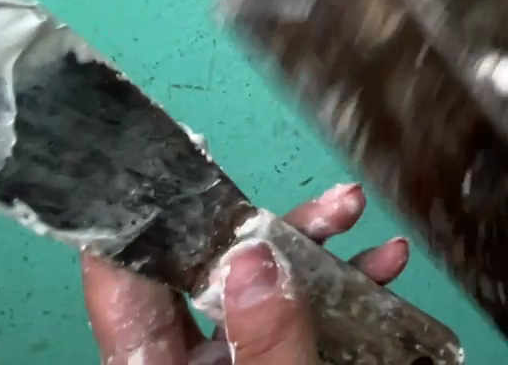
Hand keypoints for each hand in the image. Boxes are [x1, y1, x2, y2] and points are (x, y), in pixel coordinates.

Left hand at [81, 183, 409, 364]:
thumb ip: (264, 341)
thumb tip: (251, 257)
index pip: (126, 285)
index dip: (145, 220)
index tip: (167, 166)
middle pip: (217, 274)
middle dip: (284, 230)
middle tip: (338, 203)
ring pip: (267, 291)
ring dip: (327, 255)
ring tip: (374, 233)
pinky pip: (297, 318)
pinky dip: (341, 289)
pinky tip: (381, 274)